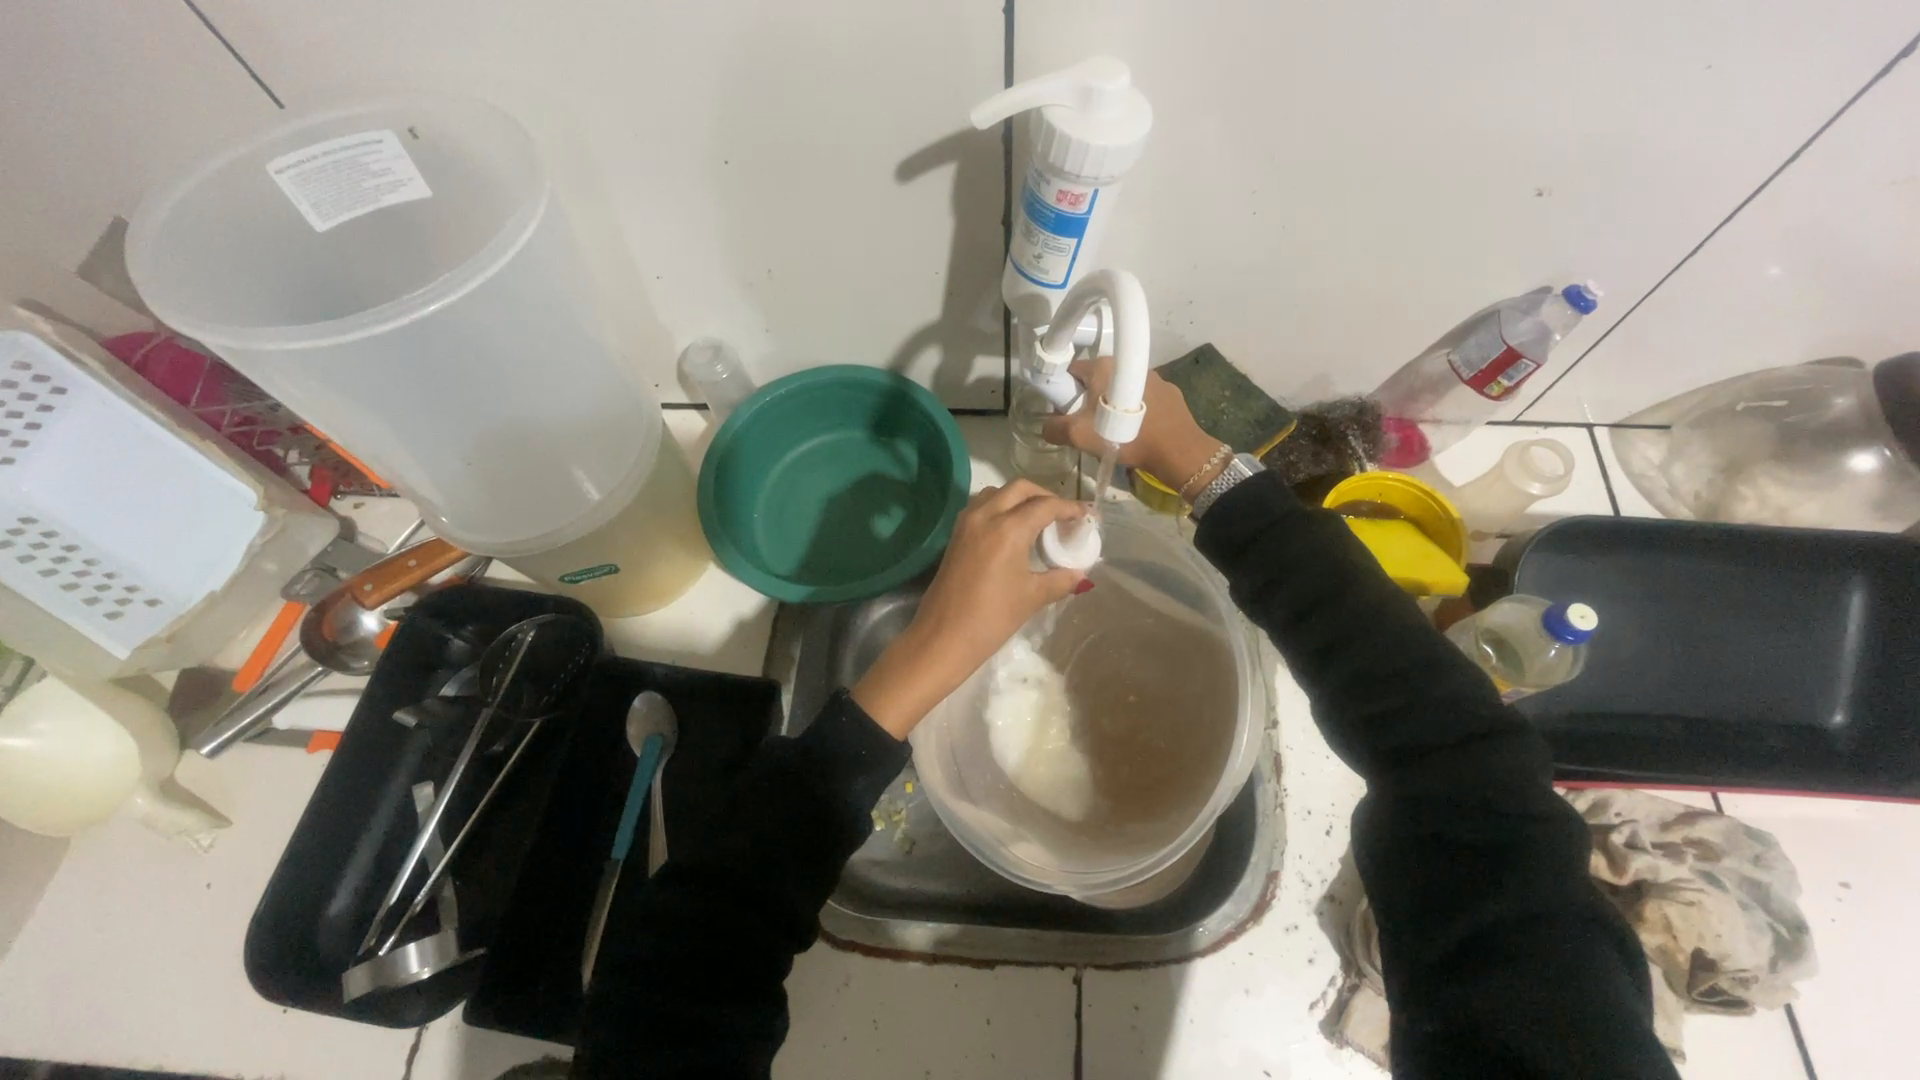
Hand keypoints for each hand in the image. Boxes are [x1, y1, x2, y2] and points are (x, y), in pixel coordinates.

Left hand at [852, 481, 1087, 737]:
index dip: (1069, 507)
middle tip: (1062, 514)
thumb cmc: (992, 618)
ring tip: (1038, 520)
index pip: (1045, 506)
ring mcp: (966, 523)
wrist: (943, 637)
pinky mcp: (955, 535)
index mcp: (1008, 528)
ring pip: (997, 493)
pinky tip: (1012, 530)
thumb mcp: (1032, 597)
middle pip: (1020, 489)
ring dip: (1020, 498)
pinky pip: (982, 507)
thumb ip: (1061, 580)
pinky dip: (1001, 508)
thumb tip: (1081, 574)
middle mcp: (985, 515)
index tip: (1086, 514)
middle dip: (1044, 496)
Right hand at [1041, 358, 1228, 499]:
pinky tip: (1138, 431)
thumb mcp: (1077, 435)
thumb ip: (1053, 428)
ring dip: (1113, 405)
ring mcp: (1153, 376)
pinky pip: (1142, 398)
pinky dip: (1135, 410)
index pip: (1071, 372)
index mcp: (1103, 366)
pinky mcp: (1169, 391)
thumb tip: (1046, 425)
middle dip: (1089, 401)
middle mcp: (1128, 363)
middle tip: (1089, 427)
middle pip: (1096, 381)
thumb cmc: (1123, 436)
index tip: (1068, 414)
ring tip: (1116, 431)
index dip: (1065, 393)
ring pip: (1120, 389)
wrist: (1175, 450)